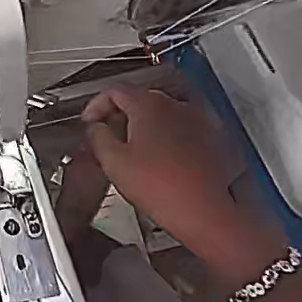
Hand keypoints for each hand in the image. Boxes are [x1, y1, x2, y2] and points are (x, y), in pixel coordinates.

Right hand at [81, 87, 285, 278]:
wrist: (205, 211)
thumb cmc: (162, 188)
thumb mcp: (114, 163)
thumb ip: (98, 137)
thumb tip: (95, 129)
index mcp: (148, 105)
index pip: (115, 91)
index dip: (96, 105)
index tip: (90, 121)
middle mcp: (175, 106)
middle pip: (139, 99)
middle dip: (119, 115)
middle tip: (106, 136)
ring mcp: (196, 120)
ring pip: (161, 114)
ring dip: (143, 127)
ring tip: (132, 152)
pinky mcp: (210, 138)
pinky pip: (180, 129)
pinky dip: (165, 137)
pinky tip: (159, 161)